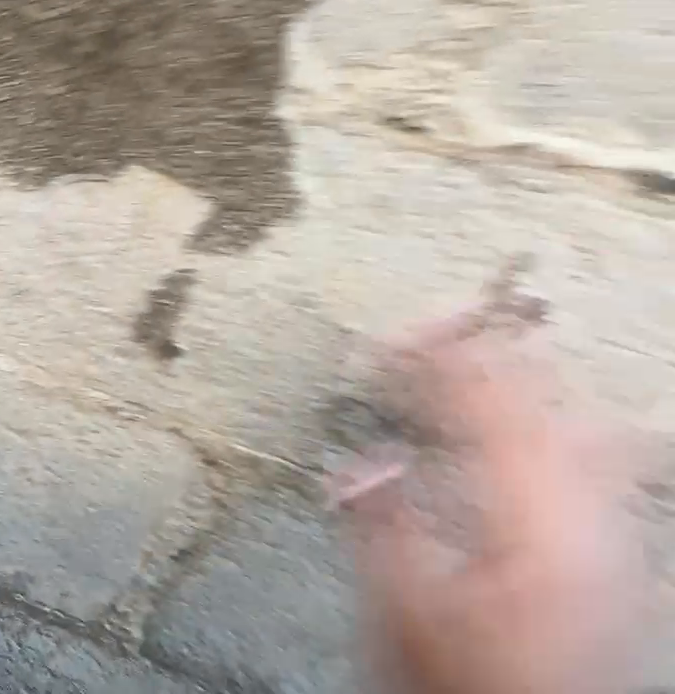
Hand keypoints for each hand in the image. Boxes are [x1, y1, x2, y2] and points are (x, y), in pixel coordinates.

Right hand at [335, 313, 640, 693]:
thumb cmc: (463, 677)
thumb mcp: (401, 605)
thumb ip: (384, 523)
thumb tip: (370, 459)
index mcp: (534, 533)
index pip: (491, 420)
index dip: (446, 367)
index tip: (406, 332)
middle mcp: (590, 532)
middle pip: (556, 417)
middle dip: (496, 359)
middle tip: (444, 322)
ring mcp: (611, 545)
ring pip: (590, 435)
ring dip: (533, 385)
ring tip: (488, 348)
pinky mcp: (610, 558)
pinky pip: (599, 463)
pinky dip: (559, 420)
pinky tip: (539, 416)